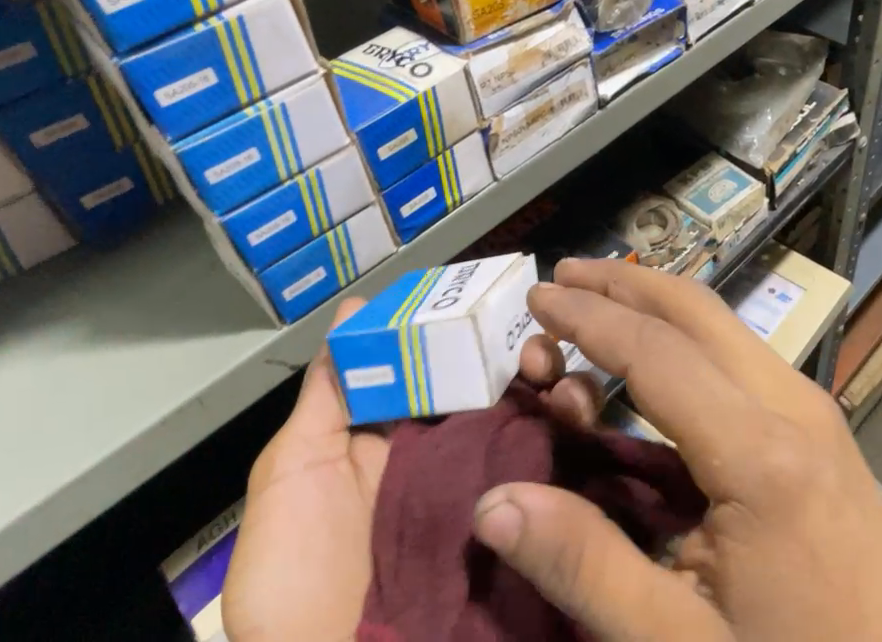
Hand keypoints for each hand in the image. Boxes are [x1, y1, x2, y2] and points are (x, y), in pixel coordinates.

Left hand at [223, 297, 598, 641]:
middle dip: (537, 361)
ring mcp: (499, 502)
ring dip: (566, 397)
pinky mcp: (529, 546)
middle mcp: (463, 461)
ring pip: (547, 433)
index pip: (459, 368)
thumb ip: (328, 394)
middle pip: (513, 394)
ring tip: (566, 391)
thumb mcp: (294, 472)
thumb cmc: (296, 577)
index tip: (510, 305)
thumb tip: (355, 308)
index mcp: (412, 437)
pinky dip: (584, 456)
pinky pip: (564, 493)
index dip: (486, 335)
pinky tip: (587, 431)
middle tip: (540, 351)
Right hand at [471, 258, 881, 640]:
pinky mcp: (823, 432)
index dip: (590, 317)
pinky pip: (745, 359)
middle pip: (699, 313)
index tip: (537, 293)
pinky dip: (689, 340)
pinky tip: (659, 359)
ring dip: (658, 307)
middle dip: (626, 284)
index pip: (656, 352)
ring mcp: (816, 413)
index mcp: (760, 452)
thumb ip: (585, 566)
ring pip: (727, 329)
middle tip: (564, 274)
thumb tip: (491, 502)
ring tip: (599, 303)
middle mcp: (794, 406)